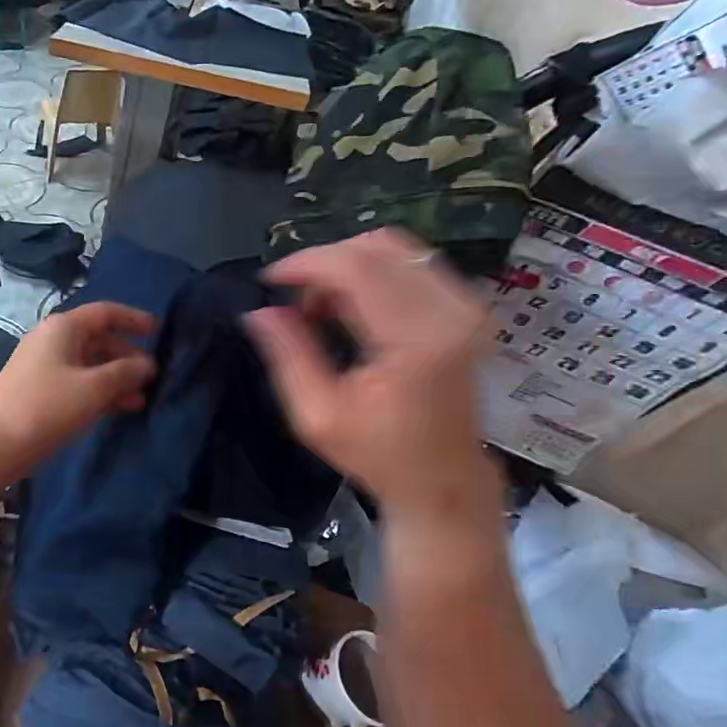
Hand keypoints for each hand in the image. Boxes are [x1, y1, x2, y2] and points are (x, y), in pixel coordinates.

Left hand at [0, 302, 157, 475]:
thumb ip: (125, 373)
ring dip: (117, 378)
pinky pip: (79, 384)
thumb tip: (148, 364)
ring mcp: (45, 368)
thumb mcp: (92, 388)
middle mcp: (53, 341)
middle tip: (154, 374)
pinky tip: (120, 408)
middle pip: (99, 339)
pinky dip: (100, 392)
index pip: (105, 312)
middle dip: (128, 355)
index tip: (160, 331)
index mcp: (63, 328)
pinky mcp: (41, 393)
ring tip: (143, 397)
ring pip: (90, 365)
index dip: (134, 319)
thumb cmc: (45, 407)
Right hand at [245, 230, 497, 522]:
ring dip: (348, 266)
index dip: (305, 263)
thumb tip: (258, 310)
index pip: (355, 266)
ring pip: (394, 248)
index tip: (270, 280)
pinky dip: (373, 272)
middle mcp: (450, 311)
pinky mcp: (467, 308)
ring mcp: (465, 306)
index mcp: (415, 340)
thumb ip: (287, 355)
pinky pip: (412, 261)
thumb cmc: (378, 454)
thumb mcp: (317, 415)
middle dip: (324, 264)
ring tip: (325, 307)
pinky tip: (355, 306)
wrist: (444, 480)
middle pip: (375, 246)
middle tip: (299, 303)